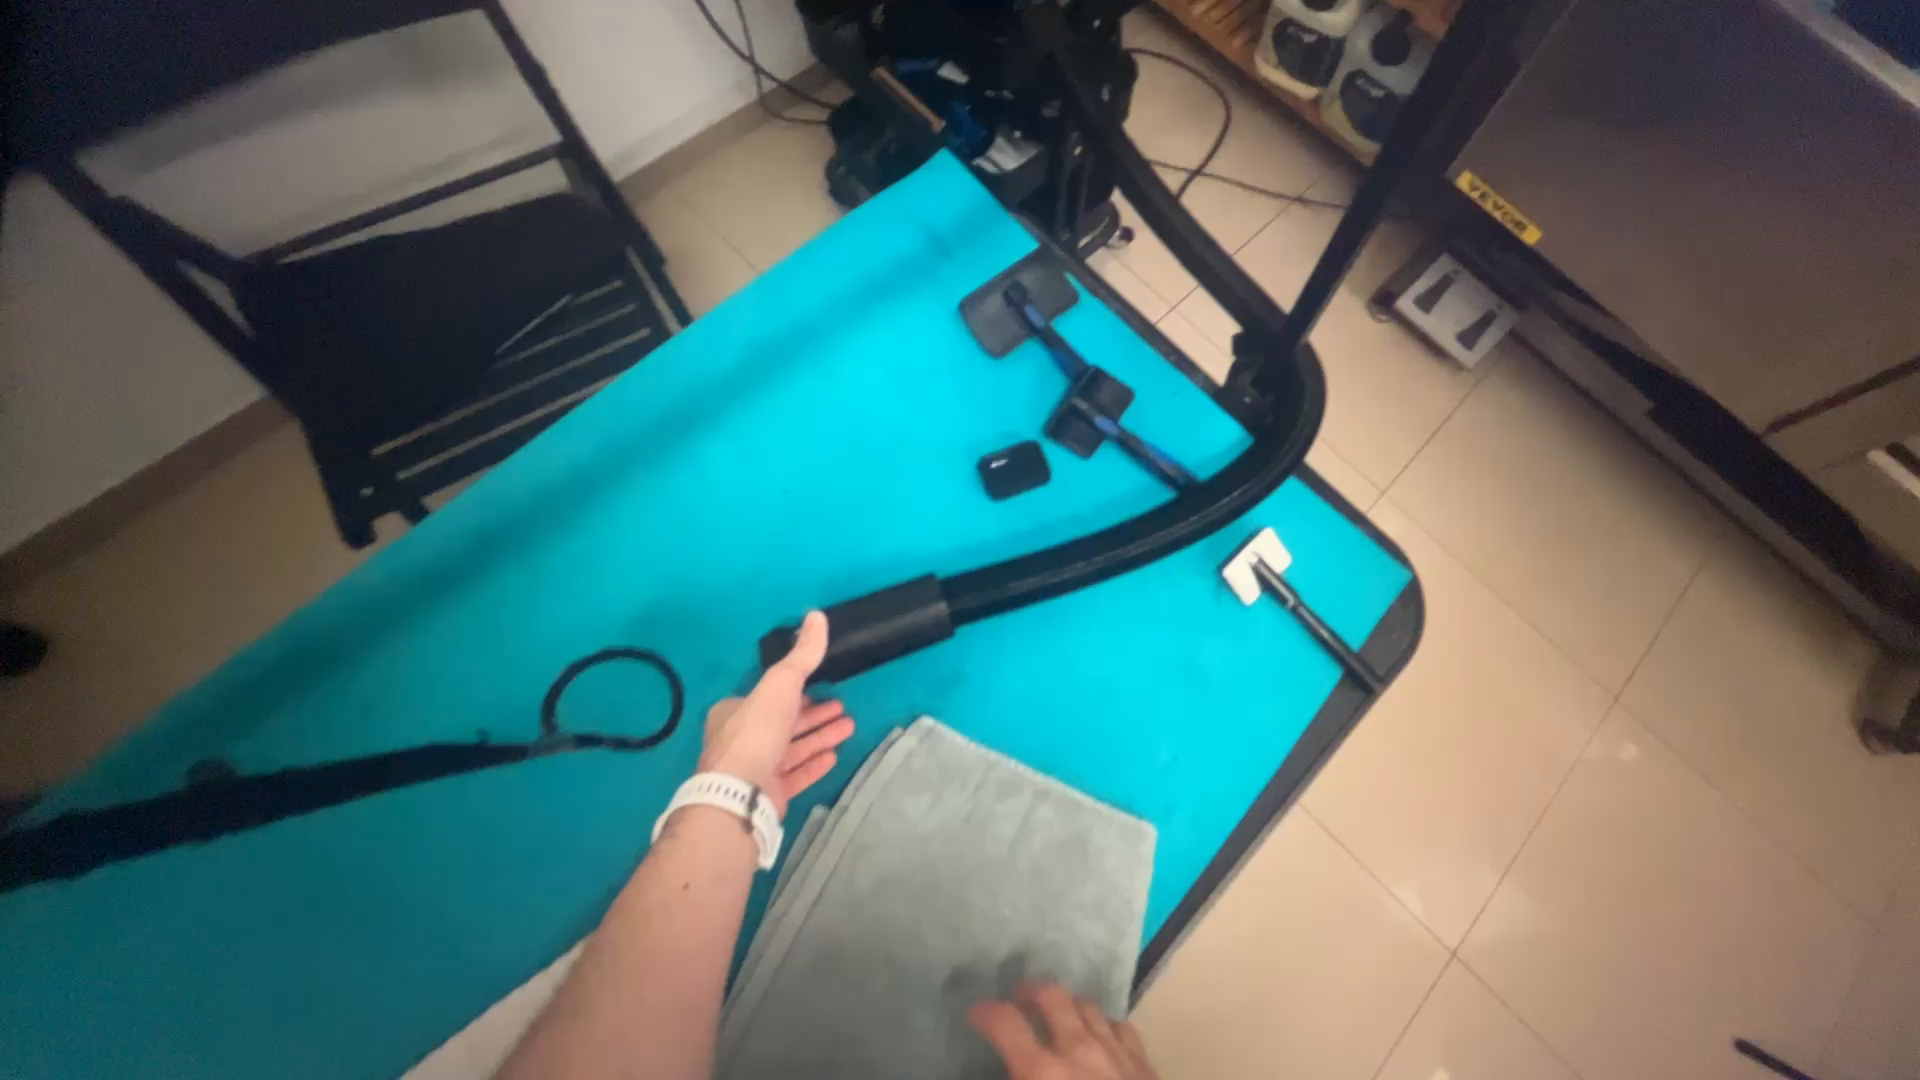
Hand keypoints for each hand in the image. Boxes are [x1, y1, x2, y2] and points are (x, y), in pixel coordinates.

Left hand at [698, 611, 853, 817]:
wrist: (740, 792)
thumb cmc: (757, 731)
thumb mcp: (781, 682)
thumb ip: (802, 654)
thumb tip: (817, 616)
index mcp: (736, 711)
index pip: (772, 697)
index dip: (800, 692)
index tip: (825, 689)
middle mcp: (743, 739)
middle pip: (785, 722)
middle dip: (815, 714)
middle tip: (843, 708)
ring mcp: (755, 769)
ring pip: (793, 749)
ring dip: (820, 737)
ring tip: (849, 727)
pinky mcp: (768, 793)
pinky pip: (795, 774)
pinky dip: (814, 764)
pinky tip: (834, 756)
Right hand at [968, 982, 1158, 1079]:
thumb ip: (1021, 1078)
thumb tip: (1012, 1070)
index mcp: (1042, 1073)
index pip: (1005, 1023)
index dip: (985, 1012)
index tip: (974, 1013)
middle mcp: (1077, 1050)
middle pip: (1050, 995)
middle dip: (1030, 991)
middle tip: (1017, 998)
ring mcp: (1115, 1053)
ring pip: (1087, 1006)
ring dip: (1067, 1005)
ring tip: (1057, 1014)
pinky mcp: (1145, 1066)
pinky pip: (1120, 1027)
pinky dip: (1104, 1025)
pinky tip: (1100, 1036)